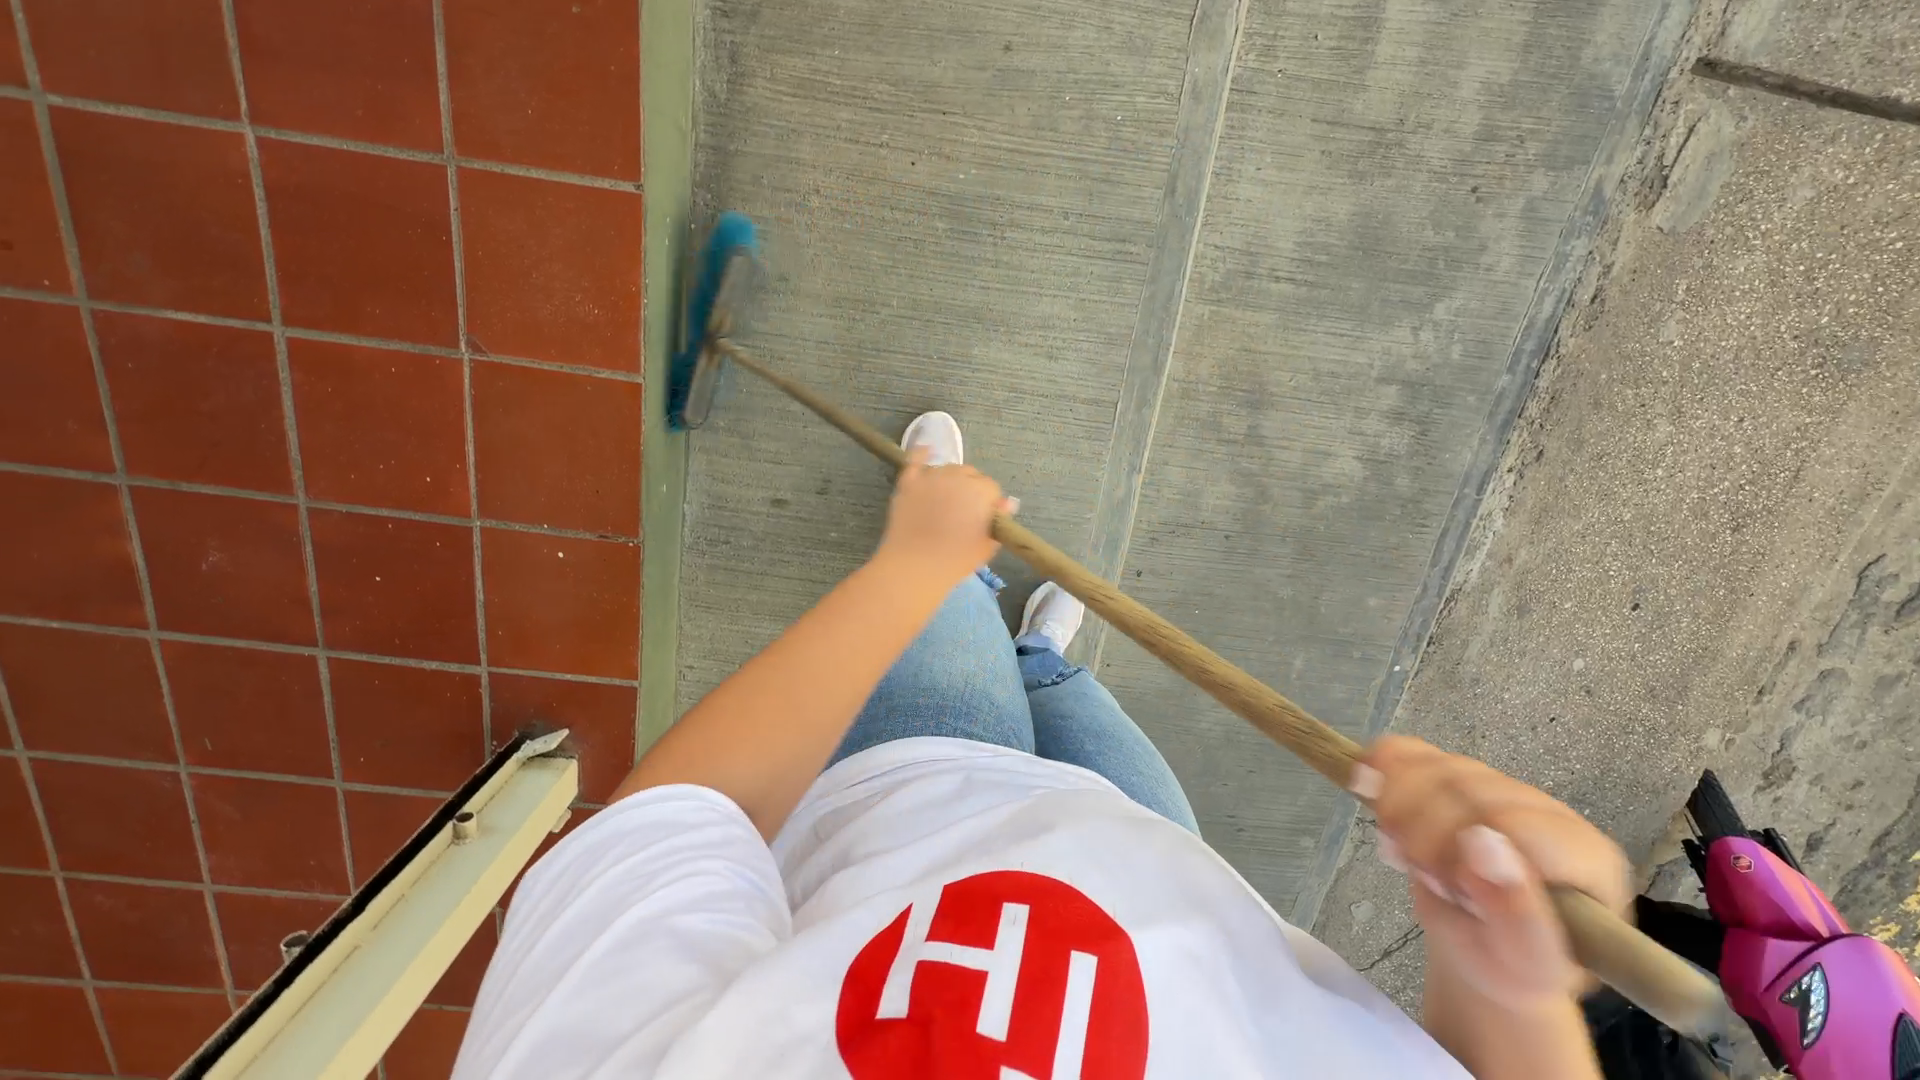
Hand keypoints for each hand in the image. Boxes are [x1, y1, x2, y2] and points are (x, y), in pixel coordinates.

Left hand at [874, 448, 1013, 585]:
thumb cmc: (956, 560)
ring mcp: (930, 477)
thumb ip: (998, 520)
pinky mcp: (908, 483)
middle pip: (969, 474)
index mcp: (980, 491)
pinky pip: (915, 460)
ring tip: (946, 499)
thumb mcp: (987, 544)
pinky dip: (921, 454)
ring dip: (950, 479)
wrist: (915, 565)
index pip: (991, 488)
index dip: (988, 503)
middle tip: (964, 512)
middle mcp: (957, 476)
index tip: (983, 518)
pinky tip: (926, 450)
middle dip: (970, 489)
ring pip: (946, 469)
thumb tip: (1007, 504)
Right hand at [1352, 736, 1630, 1008]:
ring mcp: (1497, 786)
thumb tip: (1481, 841)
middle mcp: (1547, 811)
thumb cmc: (1510, 964)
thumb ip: (1516, 913)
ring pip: (1436, 767)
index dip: (1463, 850)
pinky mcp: (1455, 774)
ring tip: (1405, 853)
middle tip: (1426, 878)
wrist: (1484, 949)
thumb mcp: (1523, 963)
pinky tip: (1367, 784)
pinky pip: (1412, 750)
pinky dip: (1384, 765)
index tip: (1449, 889)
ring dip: (1400, 809)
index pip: (1513, 823)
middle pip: (1468, 788)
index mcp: (1584, 857)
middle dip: (1426, 835)